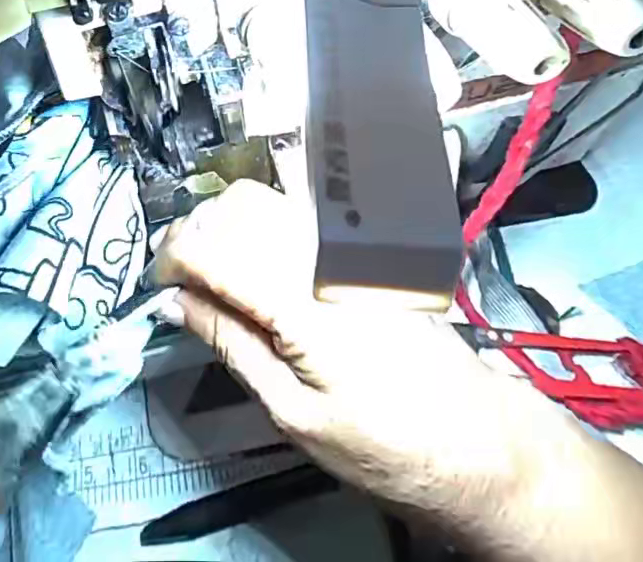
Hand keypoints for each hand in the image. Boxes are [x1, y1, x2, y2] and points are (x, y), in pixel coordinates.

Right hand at [153, 180, 565, 523]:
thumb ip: (230, 344)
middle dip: (190, 235)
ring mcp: (342, 244)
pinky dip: (252, 222)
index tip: (157, 285)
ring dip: (219, 223)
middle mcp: (319, 253)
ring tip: (212, 270)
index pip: (210, 247)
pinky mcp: (355, 246)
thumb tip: (177, 302)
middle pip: (229, 207)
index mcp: (299, 299)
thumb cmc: (387, 445)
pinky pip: (287, 210)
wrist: (484, 443)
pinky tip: (250, 260)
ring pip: (258, 198)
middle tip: (180, 281)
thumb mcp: (294, 413)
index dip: (170, 259)